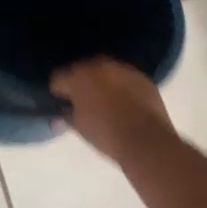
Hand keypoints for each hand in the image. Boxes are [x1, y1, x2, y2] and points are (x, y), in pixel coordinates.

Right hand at [50, 57, 176, 164]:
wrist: (148, 142)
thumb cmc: (107, 134)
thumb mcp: (79, 127)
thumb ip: (67, 114)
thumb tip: (64, 112)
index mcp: (77, 76)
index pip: (58, 79)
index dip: (58, 92)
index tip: (63, 103)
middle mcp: (98, 66)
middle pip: (82, 70)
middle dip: (80, 83)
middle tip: (83, 101)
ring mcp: (122, 69)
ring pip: (104, 72)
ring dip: (102, 82)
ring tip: (106, 101)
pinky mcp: (142, 78)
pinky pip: (124, 78)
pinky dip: (121, 86)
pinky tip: (125, 102)